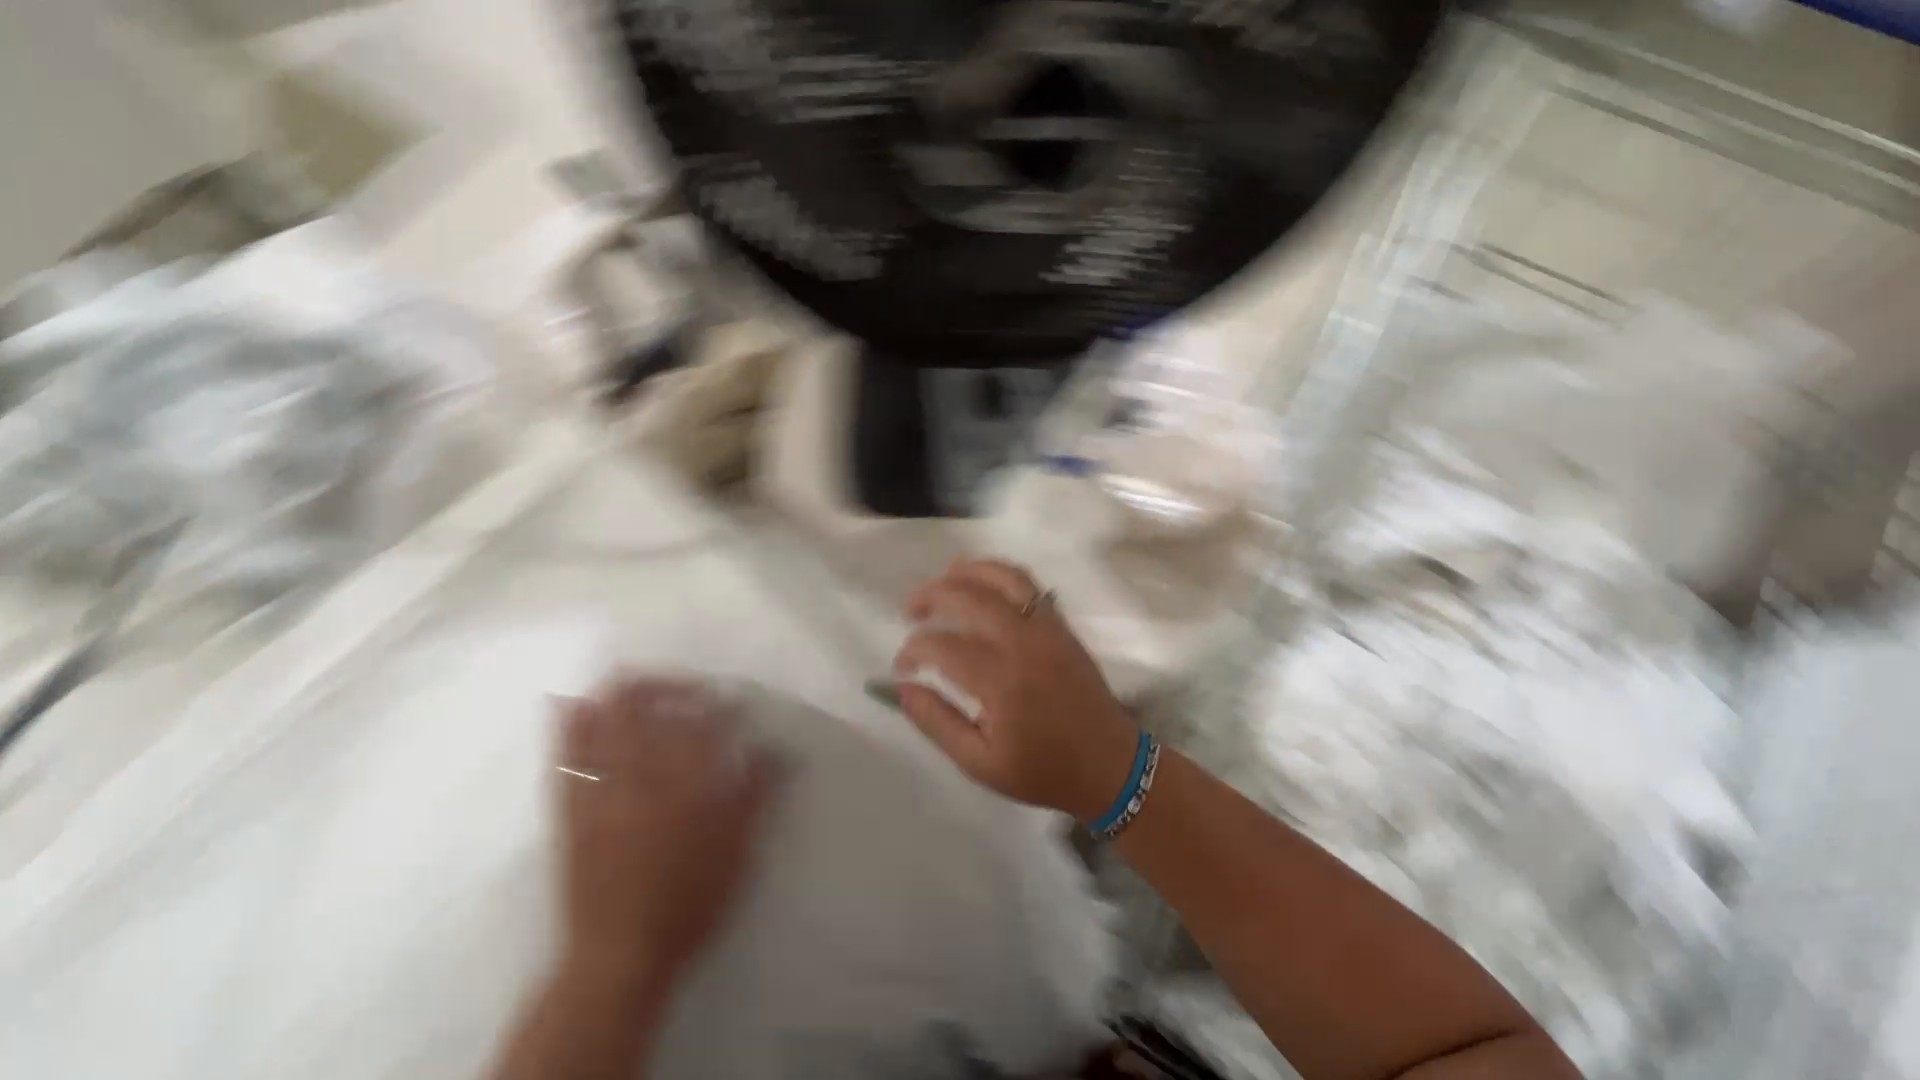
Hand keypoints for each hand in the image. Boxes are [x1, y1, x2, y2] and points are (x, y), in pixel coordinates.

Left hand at [553, 677, 781, 987]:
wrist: (618, 956)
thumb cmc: (690, 907)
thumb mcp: (737, 854)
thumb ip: (755, 794)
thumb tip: (778, 749)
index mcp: (683, 788)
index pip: (703, 724)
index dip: (722, 705)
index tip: (737, 703)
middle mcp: (636, 778)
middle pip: (642, 704)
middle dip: (667, 685)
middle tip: (690, 693)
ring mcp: (597, 791)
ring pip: (599, 720)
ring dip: (621, 694)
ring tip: (642, 689)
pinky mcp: (569, 809)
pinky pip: (564, 752)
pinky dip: (570, 722)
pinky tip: (575, 704)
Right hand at [893, 560, 1138, 823]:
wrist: (1110, 766)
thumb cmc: (1043, 770)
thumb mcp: (980, 763)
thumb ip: (937, 722)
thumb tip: (902, 689)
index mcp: (1000, 680)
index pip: (942, 645)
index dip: (913, 650)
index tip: (902, 667)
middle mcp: (1023, 643)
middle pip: (969, 596)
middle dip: (931, 596)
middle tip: (910, 611)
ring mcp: (1047, 629)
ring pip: (1003, 578)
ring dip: (967, 572)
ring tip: (943, 580)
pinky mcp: (1062, 626)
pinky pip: (1029, 585)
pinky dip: (999, 575)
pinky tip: (982, 586)